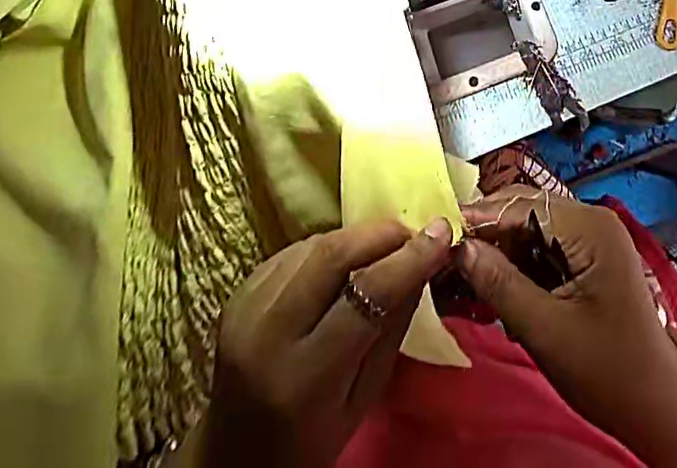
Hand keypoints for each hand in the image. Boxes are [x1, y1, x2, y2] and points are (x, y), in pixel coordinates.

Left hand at [202, 217, 453, 467]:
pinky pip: (293, 252)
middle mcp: (267, 334)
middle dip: (382, 233)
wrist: (234, 456)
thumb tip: (425, 261)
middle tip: (414, 234)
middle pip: (332, 254)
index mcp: (304, 376)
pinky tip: (345, 262)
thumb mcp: (365, 395)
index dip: (409, 258)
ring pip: (313, 245)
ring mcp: (245, 309)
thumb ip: (393, 326)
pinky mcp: (237, 294)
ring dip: (356, 237)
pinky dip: (327, 247)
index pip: (365, 294)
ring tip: (384, 248)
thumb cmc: (311, 438)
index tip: (442, 232)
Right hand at [454, 187, 676, 437]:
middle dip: (488, 233)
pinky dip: (519, 265)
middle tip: (447, 256)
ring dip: (501, 251)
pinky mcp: (588, 258)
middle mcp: (592, 221)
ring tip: (466, 273)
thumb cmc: (606, 368)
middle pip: (526, 211)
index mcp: (590, 227)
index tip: (439, 235)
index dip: (480, 218)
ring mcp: (592, 238)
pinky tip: (497, 286)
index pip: (522, 206)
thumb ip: (500, 283)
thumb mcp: (545, 329)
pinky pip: (543, 248)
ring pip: (531, 229)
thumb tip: (459, 248)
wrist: (654, 404)